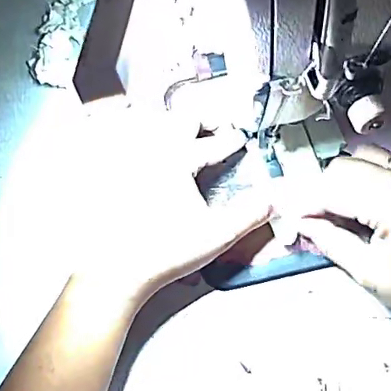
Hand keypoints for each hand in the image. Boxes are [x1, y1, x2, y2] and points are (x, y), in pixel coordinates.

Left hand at [71, 103, 271, 300]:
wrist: (122, 269)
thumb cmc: (165, 251)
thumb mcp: (218, 233)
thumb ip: (250, 214)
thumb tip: (271, 200)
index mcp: (178, 161)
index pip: (213, 142)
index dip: (232, 139)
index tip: (240, 140)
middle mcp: (153, 155)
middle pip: (181, 121)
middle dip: (203, 122)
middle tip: (217, 130)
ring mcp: (133, 165)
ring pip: (156, 130)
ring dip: (176, 130)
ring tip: (190, 141)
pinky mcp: (119, 180)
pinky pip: (137, 149)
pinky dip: (154, 148)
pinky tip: (160, 164)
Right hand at [280, 147, 390, 339]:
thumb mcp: (372, 276)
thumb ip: (331, 241)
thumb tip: (301, 224)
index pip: (331, 188)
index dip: (303, 204)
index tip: (290, 221)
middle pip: (342, 165)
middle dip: (320, 190)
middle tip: (311, 220)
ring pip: (362, 157)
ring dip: (342, 179)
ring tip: (336, 211)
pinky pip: (385, 161)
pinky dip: (365, 174)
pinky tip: (362, 202)